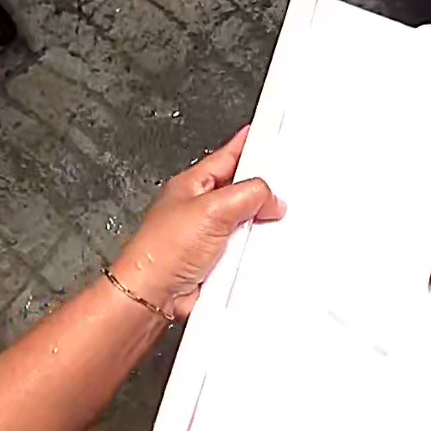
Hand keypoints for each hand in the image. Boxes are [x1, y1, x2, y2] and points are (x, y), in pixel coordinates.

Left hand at [111, 125, 285, 319]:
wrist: (153, 296)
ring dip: (256, 229)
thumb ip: (247, 194)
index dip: (248, 144)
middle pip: (242, 191)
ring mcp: (210, 236)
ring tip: (258, 230)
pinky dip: (252, 254)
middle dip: (260, 194)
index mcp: (193, 185)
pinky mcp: (218, 261)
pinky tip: (252, 255)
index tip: (266, 135)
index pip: (227, 156)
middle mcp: (201, 208)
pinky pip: (245, 250)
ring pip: (247, 223)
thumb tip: (270, 198)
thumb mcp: (212, 209)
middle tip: (276, 193)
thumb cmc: (161, 251)